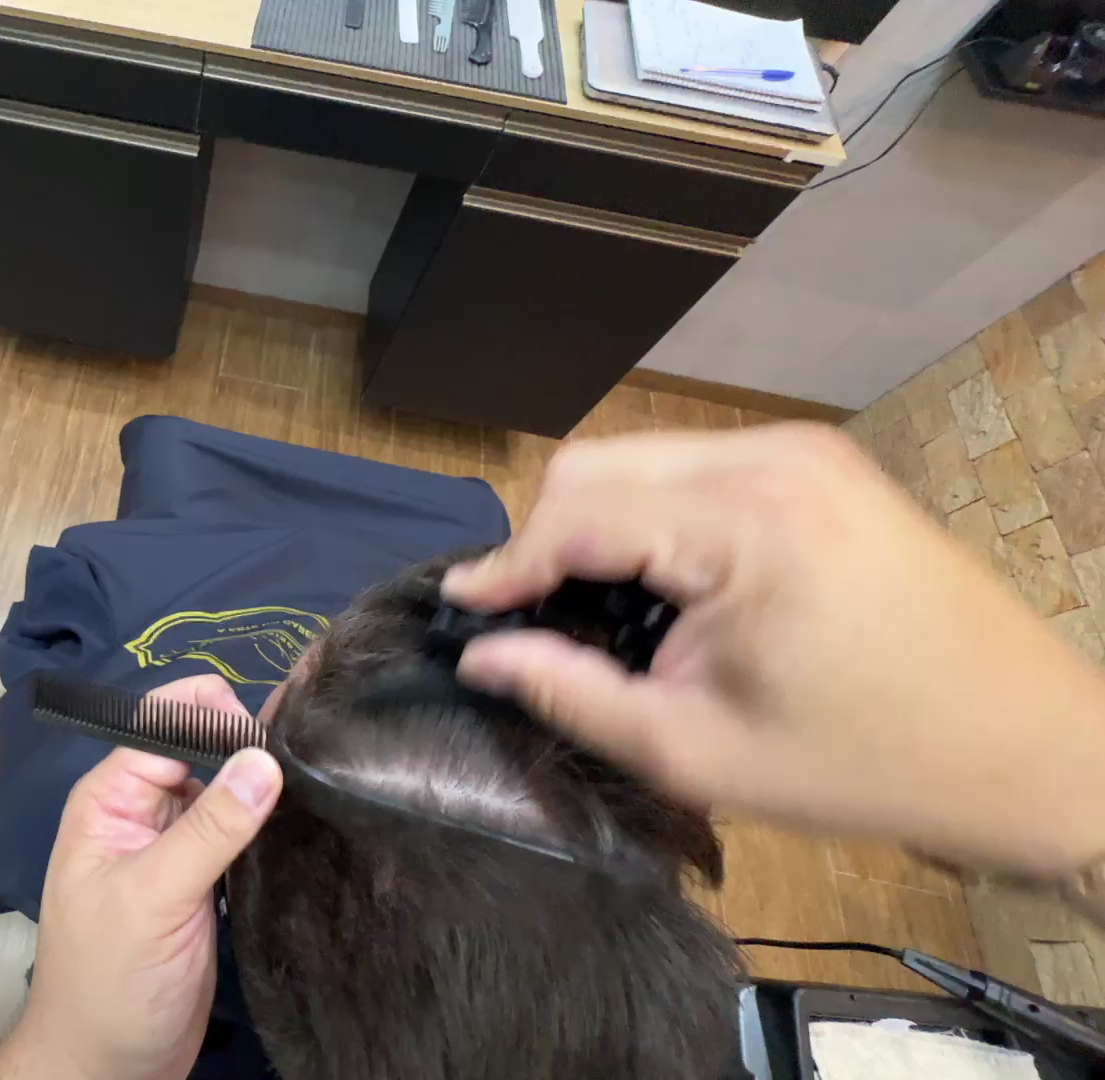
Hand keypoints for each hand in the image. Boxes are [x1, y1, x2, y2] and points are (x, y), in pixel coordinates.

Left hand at [0, 675, 281, 1079]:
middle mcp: (140, 806)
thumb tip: (263, 759)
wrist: (108, 1066)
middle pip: (193, 745)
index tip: (268, 730)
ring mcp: (172, 840)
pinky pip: (232, 824)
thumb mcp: (154, 897)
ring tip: (310, 771)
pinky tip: (297, 809)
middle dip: (238, 739)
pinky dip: (260, 814)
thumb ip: (209, 828)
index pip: (160, 725)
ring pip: (217, 782)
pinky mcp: (201, 873)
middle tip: (300, 752)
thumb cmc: (111, 979)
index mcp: (111, 795)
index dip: (210, 715)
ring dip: (254, 775)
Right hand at [444, 422, 1104, 877]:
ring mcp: (793, 450)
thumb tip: (477, 654)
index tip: (460, 605)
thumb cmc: (863, 763)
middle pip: (589, 468)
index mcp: (750, 528)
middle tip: (533, 612)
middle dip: (540, 539)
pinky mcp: (804, 460)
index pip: (577, 517)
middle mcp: (768, 461)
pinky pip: (670, 465)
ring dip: (581, 522)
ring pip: (622, 458)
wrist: (1042, 753)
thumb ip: (566, 692)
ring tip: (587, 597)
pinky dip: (630, 512)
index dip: (505, 564)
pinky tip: (646, 571)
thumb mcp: (691, 750)